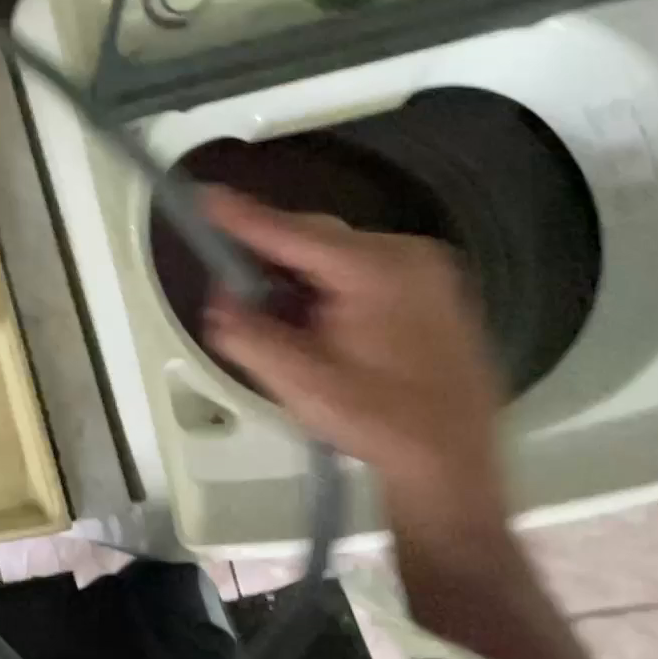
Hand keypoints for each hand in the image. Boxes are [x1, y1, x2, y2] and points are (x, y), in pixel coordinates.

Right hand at [201, 190, 504, 492]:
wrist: (454, 462)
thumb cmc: (377, 421)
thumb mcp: (297, 381)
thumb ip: (246, 333)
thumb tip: (218, 299)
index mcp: (376, 272)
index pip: (293, 233)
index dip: (242, 217)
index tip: (203, 195)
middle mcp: (407, 257)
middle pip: (315, 239)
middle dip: (269, 260)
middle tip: (235, 294)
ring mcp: (426, 271)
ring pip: (334, 255)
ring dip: (295, 279)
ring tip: (280, 325)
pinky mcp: (430, 290)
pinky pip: (359, 270)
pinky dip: (324, 287)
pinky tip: (314, 326)